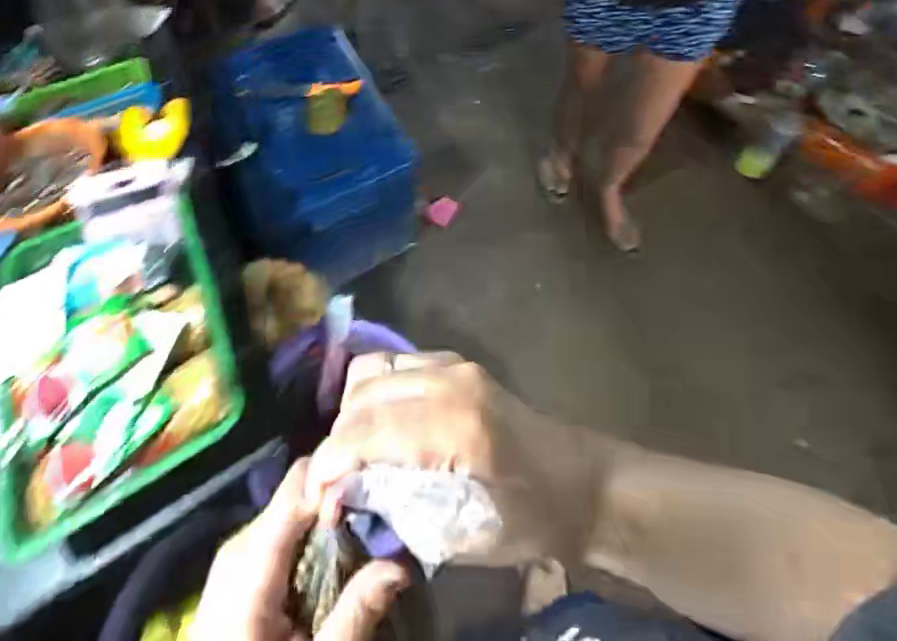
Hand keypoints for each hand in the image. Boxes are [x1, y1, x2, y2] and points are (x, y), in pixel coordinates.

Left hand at [191, 458, 409, 640]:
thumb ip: (354, 613)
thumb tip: (400, 565)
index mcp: (248, 565)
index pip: (295, 492)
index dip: (336, 479)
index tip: (377, 484)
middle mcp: (238, 545)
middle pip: (294, 494)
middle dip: (336, 500)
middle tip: (380, 517)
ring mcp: (235, 552)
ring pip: (290, 508)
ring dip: (326, 519)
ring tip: (364, 535)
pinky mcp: (239, 565)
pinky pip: (279, 530)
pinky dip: (308, 535)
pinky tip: (334, 555)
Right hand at [309, 354, 606, 567]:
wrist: (580, 481)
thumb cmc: (530, 520)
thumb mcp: (465, 535)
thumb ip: (400, 505)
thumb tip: (347, 490)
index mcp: (459, 428)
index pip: (372, 431)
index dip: (332, 460)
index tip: (316, 493)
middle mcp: (450, 382)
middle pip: (364, 395)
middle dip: (337, 436)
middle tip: (333, 479)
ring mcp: (452, 364)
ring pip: (372, 370)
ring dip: (351, 410)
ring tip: (353, 450)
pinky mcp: (453, 360)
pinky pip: (392, 364)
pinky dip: (372, 392)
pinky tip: (376, 423)